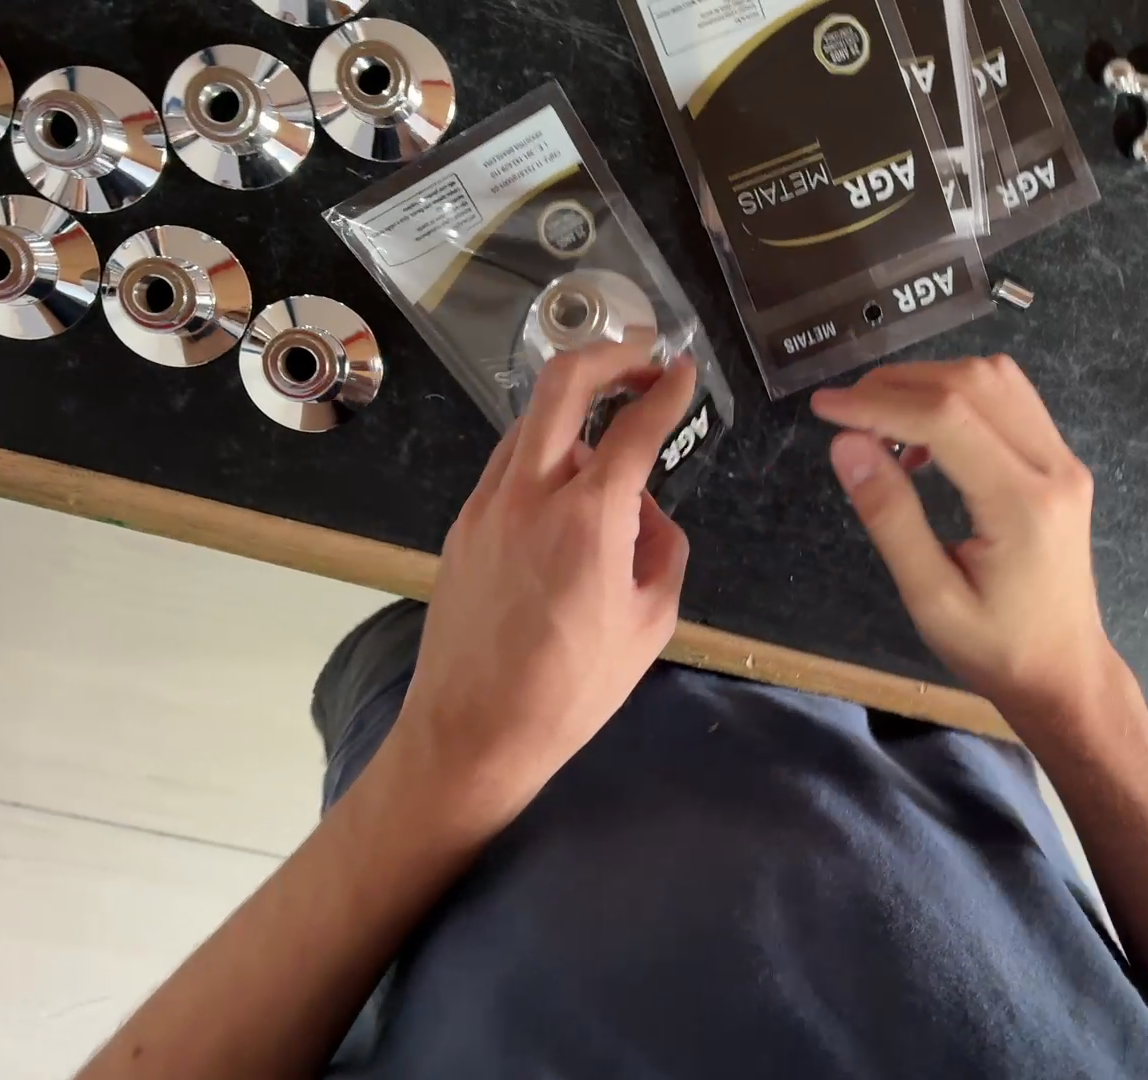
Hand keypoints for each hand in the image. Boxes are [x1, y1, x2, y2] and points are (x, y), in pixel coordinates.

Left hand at [393, 342, 695, 829]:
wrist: (474, 732)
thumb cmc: (576, 686)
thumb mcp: (652, 621)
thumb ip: (664, 549)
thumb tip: (648, 513)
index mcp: (590, 518)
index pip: (637, 429)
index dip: (667, 390)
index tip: (685, 370)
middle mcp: (531, 493)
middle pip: (561, 385)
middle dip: (608, 356)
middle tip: (641, 360)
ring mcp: (487, 504)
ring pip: (531, 420)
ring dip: (576, 410)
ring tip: (611, 443)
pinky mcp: (463, 524)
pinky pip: (509, 463)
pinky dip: (546, 453)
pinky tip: (566, 489)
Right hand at [811, 355, 1123, 728]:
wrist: (1065, 672)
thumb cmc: (996, 649)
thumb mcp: (930, 597)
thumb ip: (890, 517)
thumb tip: (846, 445)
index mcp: (1022, 504)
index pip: (947, 418)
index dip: (878, 402)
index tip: (825, 407)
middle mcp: (1053, 466)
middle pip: (973, 383)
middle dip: (898, 384)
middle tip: (846, 413)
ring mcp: (1064, 460)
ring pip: (995, 379)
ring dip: (930, 383)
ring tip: (881, 420)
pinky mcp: (1061, 463)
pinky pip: (1010, 401)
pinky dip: (959, 398)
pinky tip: (927, 438)